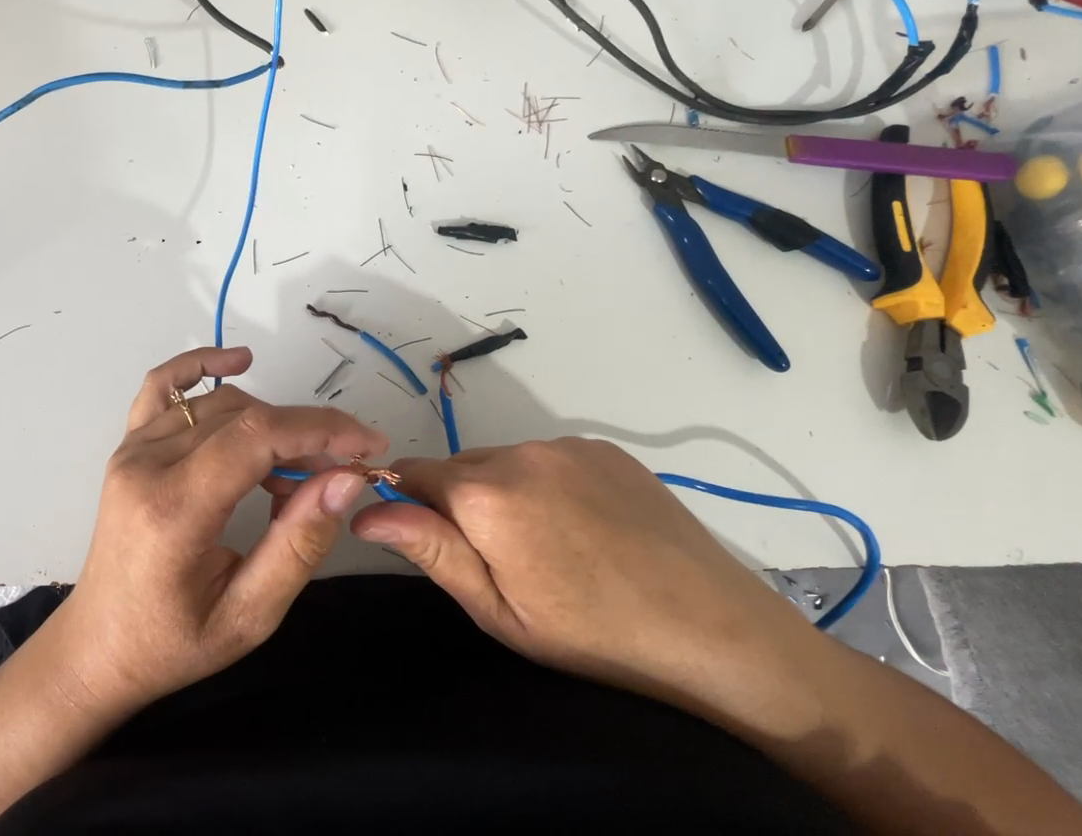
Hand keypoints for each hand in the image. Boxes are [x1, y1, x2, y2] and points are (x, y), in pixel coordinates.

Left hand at [44, 346, 387, 715]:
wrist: (99, 647)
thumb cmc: (174, 644)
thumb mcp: (249, 614)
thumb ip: (298, 543)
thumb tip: (346, 480)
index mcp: (174, 509)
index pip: (256, 437)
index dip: (321, 429)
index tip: (369, 445)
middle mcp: (146, 466)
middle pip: (242, 417)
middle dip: (304, 435)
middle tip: (339, 475)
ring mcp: (131, 452)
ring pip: (215, 405)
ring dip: (269, 422)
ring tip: (298, 469)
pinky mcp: (127, 450)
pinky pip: (161, 389)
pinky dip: (199, 368)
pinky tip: (238, 361)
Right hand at [350, 439, 820, 708]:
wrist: (716, 633)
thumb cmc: (592, 635)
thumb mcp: (497, 609)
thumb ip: (430, 549)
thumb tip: (365, 511)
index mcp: (485, 493)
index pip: (410, 472)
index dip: (406, 504)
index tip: (428, 542)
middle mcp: (521, 452)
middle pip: (458, 466)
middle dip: (458, 502)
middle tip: (498, 559)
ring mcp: (568, 446)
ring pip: (503, 461)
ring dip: (502, 491)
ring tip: (547, 546)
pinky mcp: (606, 450)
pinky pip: (547, 458)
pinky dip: (544, 484)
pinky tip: (581, 527)